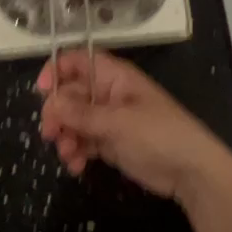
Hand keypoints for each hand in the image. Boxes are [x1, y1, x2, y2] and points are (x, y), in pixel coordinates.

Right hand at [37, 49, 231, 200]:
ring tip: (68, 154)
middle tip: (50, 133)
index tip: (42, 91)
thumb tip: (52, 101)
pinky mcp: (111, 144)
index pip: (79, 62)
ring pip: (75, 121)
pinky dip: (77, 152)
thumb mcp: (118, 122)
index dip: (58, 70)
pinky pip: (85, 141)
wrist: (190, 170)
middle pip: (72, 94)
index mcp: (114, 76)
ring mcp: (109, 120)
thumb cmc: (158, 133)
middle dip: (58, 112)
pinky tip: (77, 166)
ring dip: (66, 136)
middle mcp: (108, 94)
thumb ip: (83, 113)